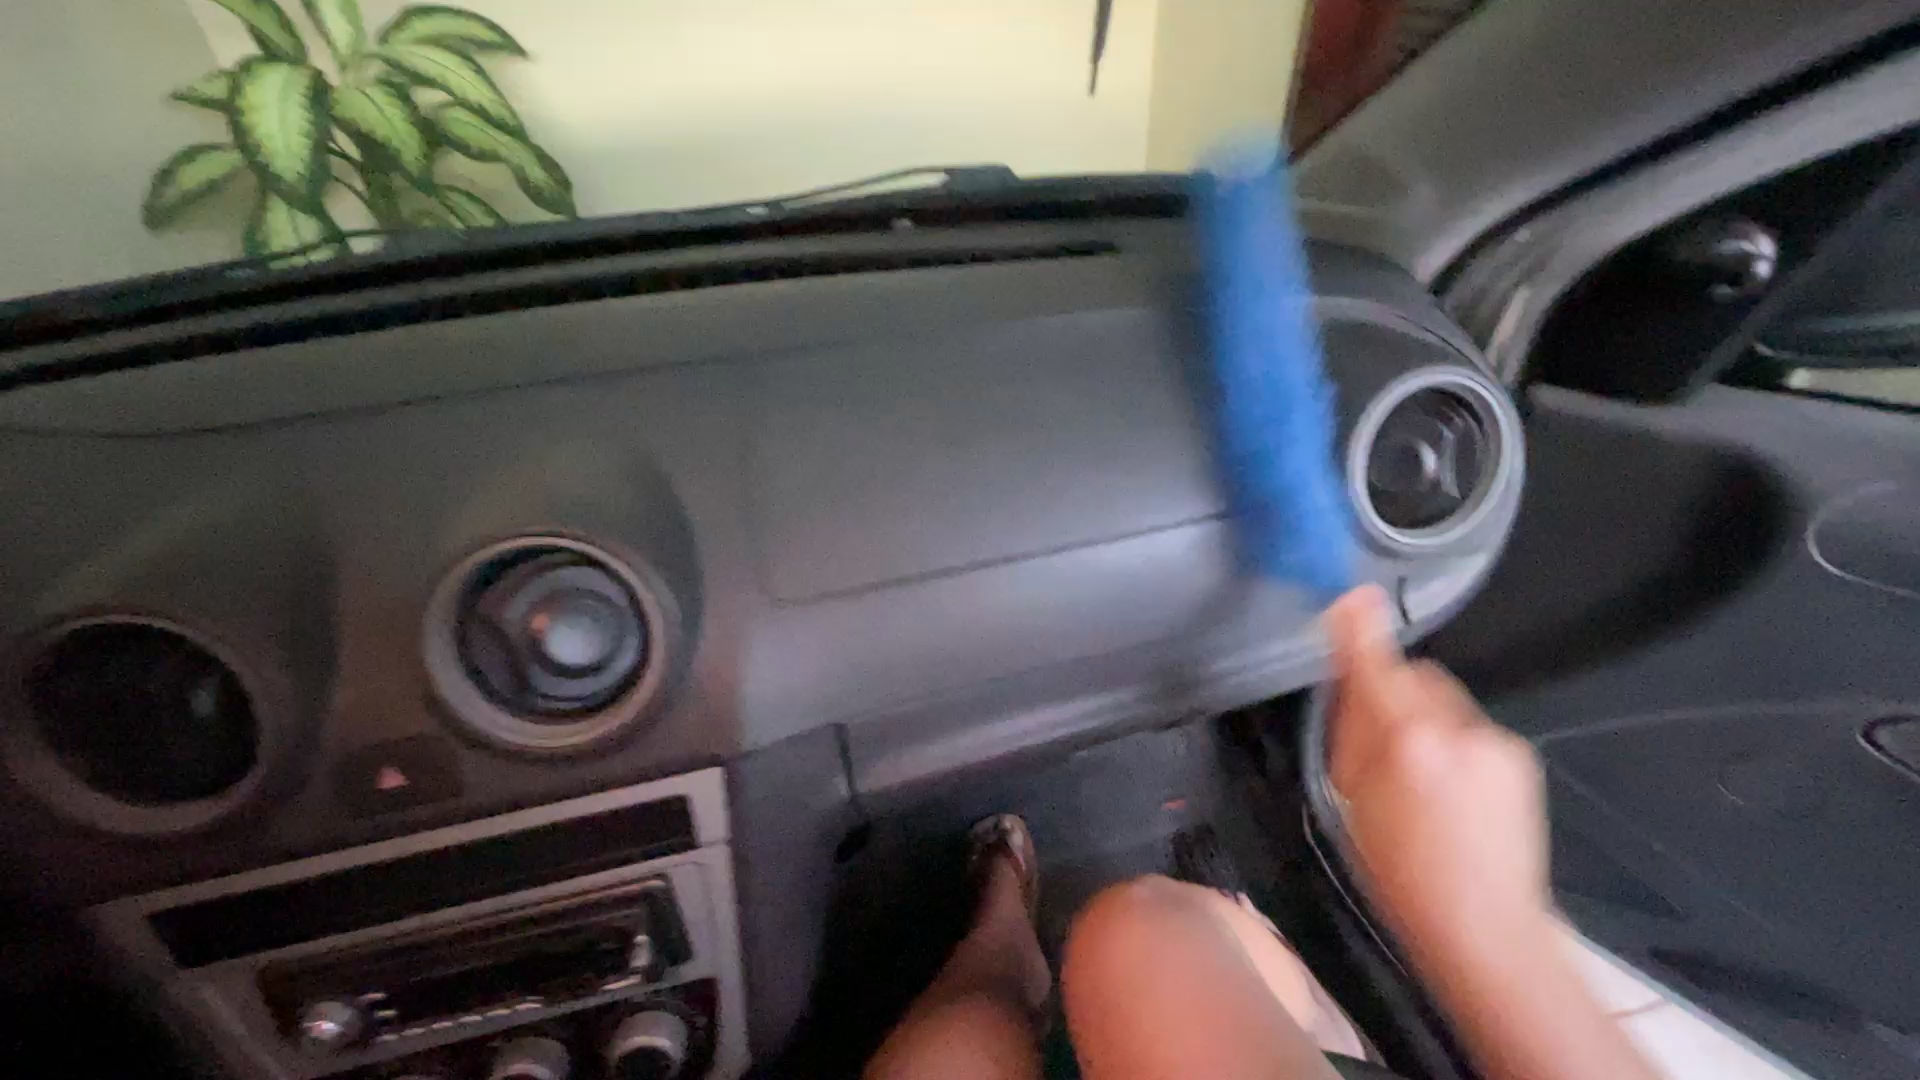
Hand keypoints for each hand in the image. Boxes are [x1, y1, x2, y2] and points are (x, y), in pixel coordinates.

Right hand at [1324, 586, 1552, 961]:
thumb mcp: (1354, 797)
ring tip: (1417, 770)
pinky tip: (1451, 786)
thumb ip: (1353, 729)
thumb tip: (1351, 681)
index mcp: (1405, 744)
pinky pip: (1469, 726)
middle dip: (1389, 688)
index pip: (1376, 669)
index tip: (1350, 598)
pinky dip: (1451, 739)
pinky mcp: (1519, 756)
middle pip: (1412, 675)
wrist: (1485, 926)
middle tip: (1374, 733)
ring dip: (1421, 715)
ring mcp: (1495, 743)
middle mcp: (1456, 732)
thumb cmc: (1398, 870)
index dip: (1358, 631)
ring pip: (1441, 700)